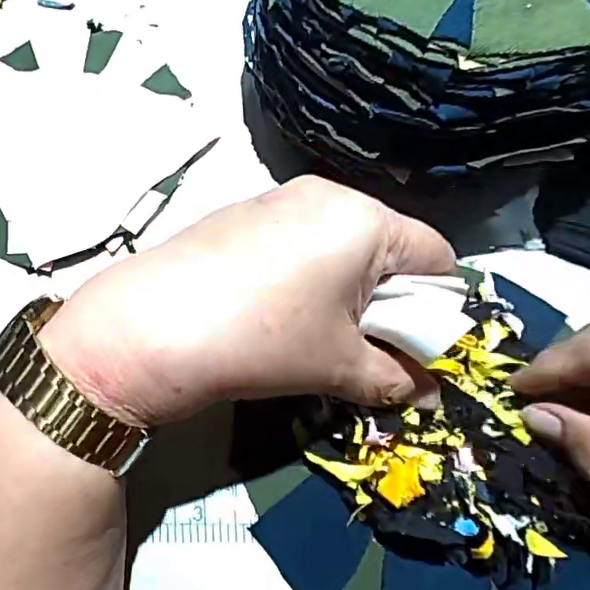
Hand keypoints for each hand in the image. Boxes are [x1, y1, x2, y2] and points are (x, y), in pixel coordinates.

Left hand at [37, 176, 453, 427]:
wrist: (149, 327)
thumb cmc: (263, 339)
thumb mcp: (338, 364)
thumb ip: (395, 378)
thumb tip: (428, 394)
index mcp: (365, 220)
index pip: (437, 256)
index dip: (440, 305)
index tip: (420, 344)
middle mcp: (327, 195)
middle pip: (390, 247)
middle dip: (390, 299)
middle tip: (367, 344)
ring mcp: (280, 198)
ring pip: (343, 243)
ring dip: (349, 287)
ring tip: (317, 331)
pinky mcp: (244, 212)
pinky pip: (302, 239)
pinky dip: (310, 273)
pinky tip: (277, 309)